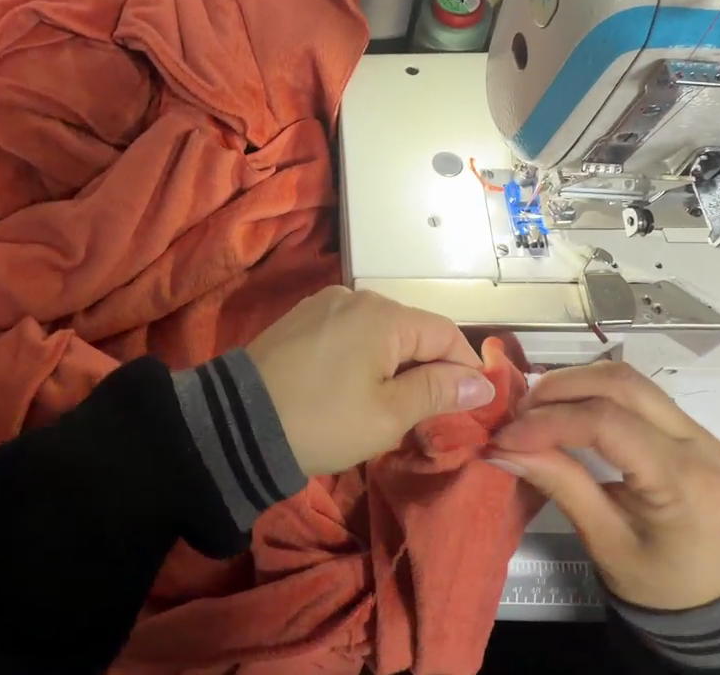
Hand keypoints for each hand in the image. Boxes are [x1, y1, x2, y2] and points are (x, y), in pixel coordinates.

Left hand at [244, 286, 494, 476]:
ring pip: (380, 331)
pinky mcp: (302, 318)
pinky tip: (358, 388)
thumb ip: (437, 391)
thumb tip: (480, 382)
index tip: (471, 407)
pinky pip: (350, 332)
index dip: (465, 369)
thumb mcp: (388, 415)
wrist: (239, 423)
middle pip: (412, 329)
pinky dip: (365, 356)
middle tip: (432, 415)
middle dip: (429, 368)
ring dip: (396, 363)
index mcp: (383, 314)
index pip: (445, 332)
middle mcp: (356, 296)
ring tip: (395, 406)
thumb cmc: (322, 420)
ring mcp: (324, 304)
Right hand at [486, 361, 719, 610]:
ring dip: (575, 384)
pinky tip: (566, 409)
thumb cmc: (661, 585)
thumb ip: (560, 485)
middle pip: (619, 383)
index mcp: (683, 480)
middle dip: (559, 388)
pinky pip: (636, 392)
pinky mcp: (690, 428)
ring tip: (536, 409)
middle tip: (518, 413)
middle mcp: (699, 442)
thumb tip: (503, 449)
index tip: (506, 436)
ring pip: (627, 378)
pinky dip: (593, 391)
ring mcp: (699, 431)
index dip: (548, 421)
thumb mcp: (606, 543)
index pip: (607, 422)